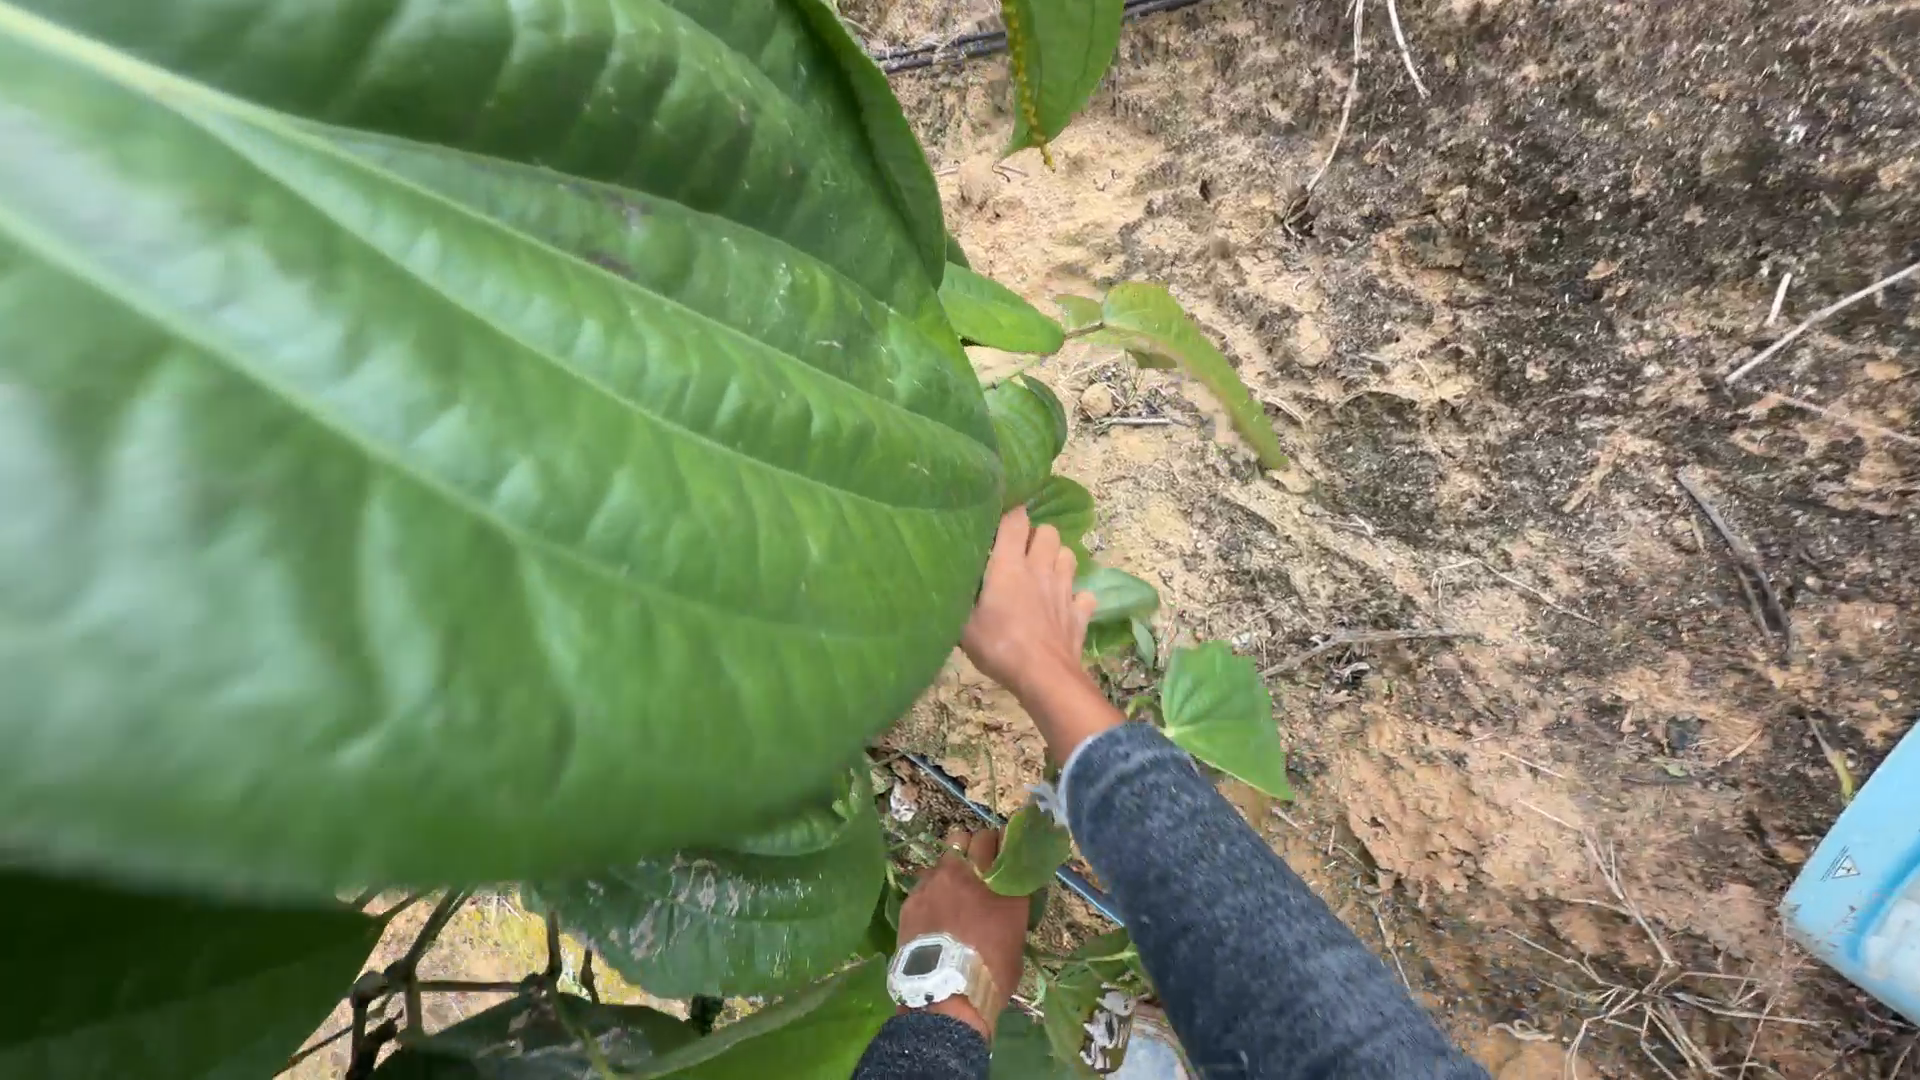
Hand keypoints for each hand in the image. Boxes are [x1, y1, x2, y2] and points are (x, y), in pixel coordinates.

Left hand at [895, 828, 1027, 1038]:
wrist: (945, 996)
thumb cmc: (991, 974)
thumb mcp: (1015, 937)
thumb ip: (1010, 904)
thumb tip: (1007, 894)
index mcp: (1001, 882)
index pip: (1003, 842)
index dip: (1002, 845)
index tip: (1003, 854)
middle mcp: (969, 873)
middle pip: (973, 837)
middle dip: (977, 846)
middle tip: (980, 864)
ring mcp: (937, 880)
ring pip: (946, 853)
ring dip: (953, 864)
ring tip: (953, 885)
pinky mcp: (913, 895)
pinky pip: (926, 879)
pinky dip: (933, 886)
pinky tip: (934, 907)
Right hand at [961, 509, 1098, 701]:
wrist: (1044, 676)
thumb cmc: (999, 646)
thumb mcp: (964, 626)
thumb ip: (959, 599)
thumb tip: (947, 583)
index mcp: (1009, 566)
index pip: (1015, 520)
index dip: (1010, 513)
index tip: (1000, 519)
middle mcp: (1040, 568)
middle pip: (1048, 531)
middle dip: (1036, 535)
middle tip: (1021, 552)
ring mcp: (1064, 589)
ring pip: (1069, 555)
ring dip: (1057, 559)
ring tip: (1043, 573)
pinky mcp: (1080, 611)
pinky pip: (1084, 594)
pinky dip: (1076, 597)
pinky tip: (1064, 606)